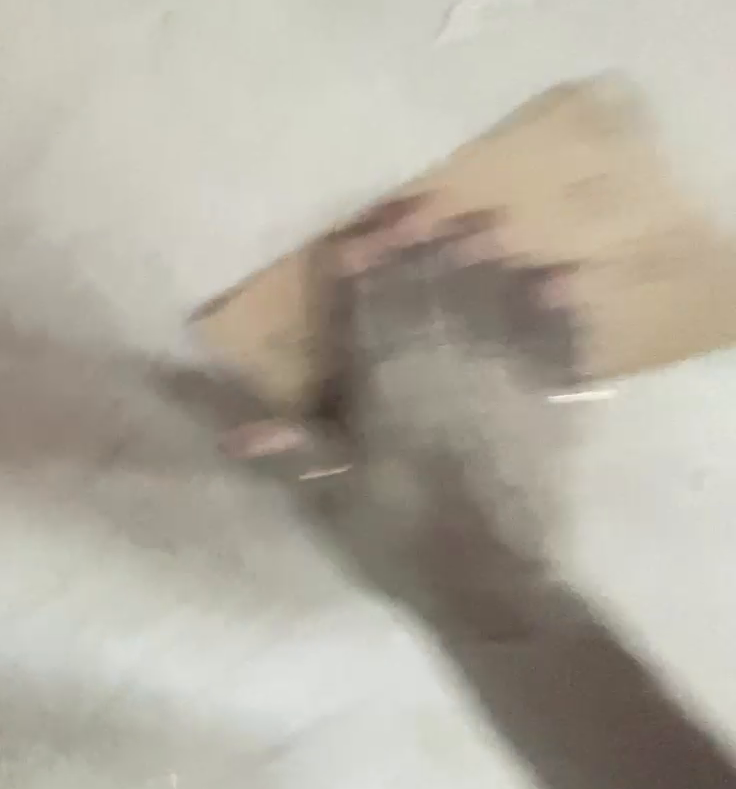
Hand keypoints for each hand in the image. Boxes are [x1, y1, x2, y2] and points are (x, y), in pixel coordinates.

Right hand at [222, 195, 588, 635]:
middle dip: (424, 253)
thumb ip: (284, 455)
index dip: (366, 278)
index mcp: (390, 403)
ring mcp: (507, 394)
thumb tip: (228, 428)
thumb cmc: (394, 534)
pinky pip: (558, 352)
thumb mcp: (326, 499)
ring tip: (483, 220)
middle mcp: (450, 385)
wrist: (492, 585)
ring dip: (487, 267)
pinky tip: (560, 278)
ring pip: (495, 316)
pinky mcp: (551, 412)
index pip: (374, 325)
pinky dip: (559, 313)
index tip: (359, 234)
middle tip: (420, 203)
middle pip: (435, 307)